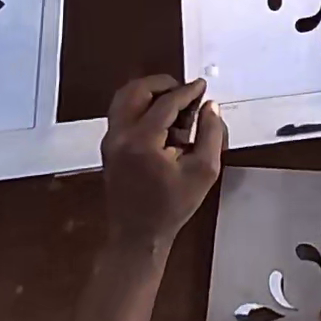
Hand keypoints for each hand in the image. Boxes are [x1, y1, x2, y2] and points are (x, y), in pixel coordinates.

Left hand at [100, 76, 225, 250]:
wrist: (138, 236)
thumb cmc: (173, 205)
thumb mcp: (204, 170)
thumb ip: (211, 133)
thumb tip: (209, 105)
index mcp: (141, 141)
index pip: (166, 103)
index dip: (187, 91)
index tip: (202, 85)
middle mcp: (119, 135)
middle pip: (136, 90)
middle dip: (163, 85)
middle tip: (186, 92)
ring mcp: (110, 140)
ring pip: (125, 98)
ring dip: (150, 93)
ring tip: (175, 105)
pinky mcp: (109, 146)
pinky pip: (123, 112)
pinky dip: (142, 106)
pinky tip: (164, 122)